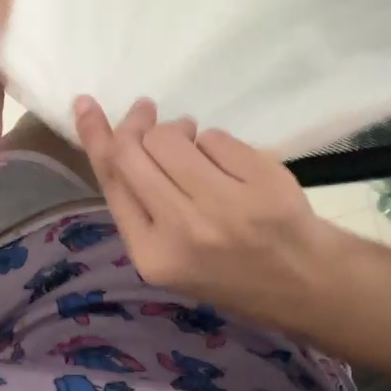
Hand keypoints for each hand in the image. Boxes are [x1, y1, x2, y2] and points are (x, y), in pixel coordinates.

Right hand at [73, 97, 342, 321]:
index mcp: (152, 255)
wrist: (304, 285)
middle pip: (135, 150)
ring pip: (173, 137)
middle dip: (136, 122)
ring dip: (178, 131)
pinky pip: (216, 137)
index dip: (95, 137)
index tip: (86, 104)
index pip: (112, 179)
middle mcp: (184, 230)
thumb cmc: (228, 271)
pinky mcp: (262, 184)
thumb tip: (115, 136)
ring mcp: (225, 207)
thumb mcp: (170, 255)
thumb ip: (140, 203)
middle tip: (145, 110)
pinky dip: (215, 142)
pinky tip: (228, 163)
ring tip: (193, 141)